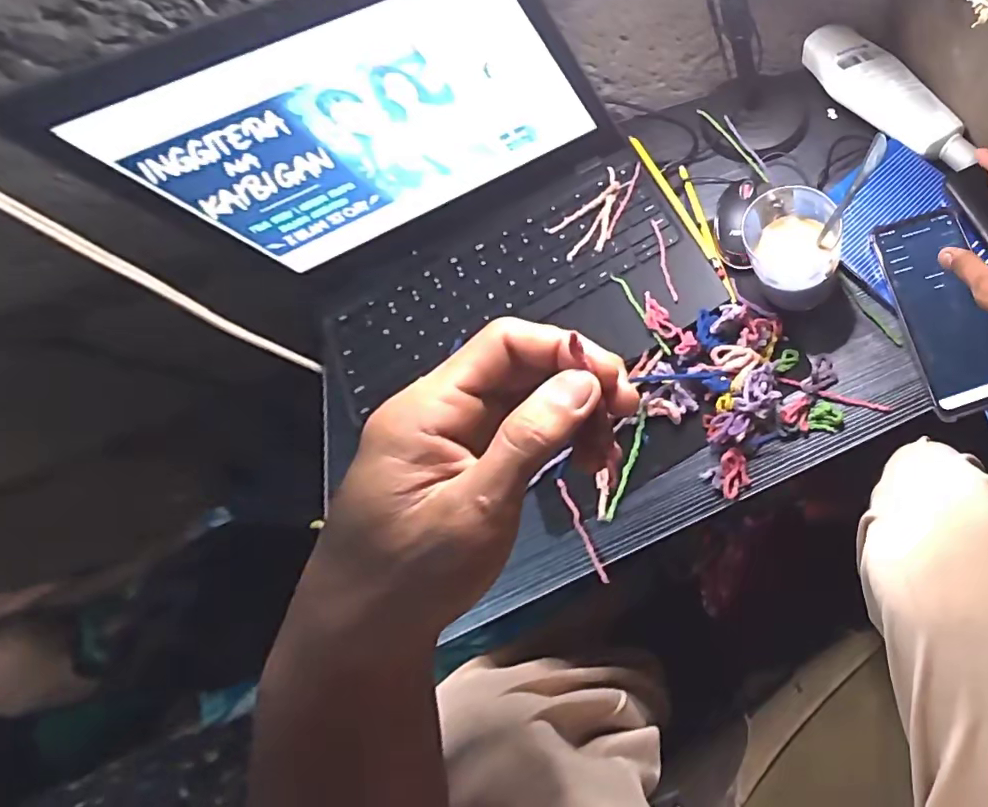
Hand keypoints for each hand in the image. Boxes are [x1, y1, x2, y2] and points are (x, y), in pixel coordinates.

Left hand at [292, 319, 638, 646]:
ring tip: (606, 454)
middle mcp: (447, 409)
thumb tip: (587, 380)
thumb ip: (530, 438)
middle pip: (528, 366)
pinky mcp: (479, 459)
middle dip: (583, 382)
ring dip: (582, 415)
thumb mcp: (476, 508)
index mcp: (430, 408)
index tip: (612, 381)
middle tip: (626, 414)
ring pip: (538, 397)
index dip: (564, 349)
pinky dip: (568, 438)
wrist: (360, 643)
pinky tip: (589, 463)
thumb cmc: (410, 578)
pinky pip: (534, 429)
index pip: (505, 343)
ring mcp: (463, 435)